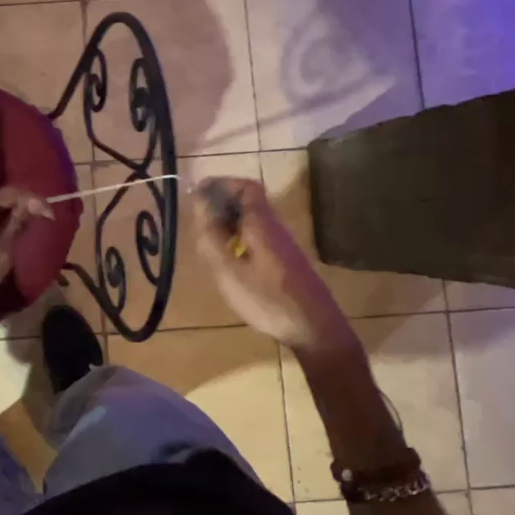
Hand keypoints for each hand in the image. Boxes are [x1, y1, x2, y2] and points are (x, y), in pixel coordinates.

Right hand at [190, 177, 358, 355]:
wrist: (316, 330)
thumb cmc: (269, 300)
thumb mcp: (229, 272)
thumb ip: (211, 238)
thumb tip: (199, 206)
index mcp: (262, 225)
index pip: (246, 187)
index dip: (222, 183)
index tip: (198, 192)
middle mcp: (275, 229)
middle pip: (249, 202)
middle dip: (221, 203)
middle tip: (197, 220)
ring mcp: (283, 247)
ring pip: (253, 221)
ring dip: (229, 223)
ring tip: (207, 240)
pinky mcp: (286, 263)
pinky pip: (258, 238)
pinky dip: (238, 239)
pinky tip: (228, 260)